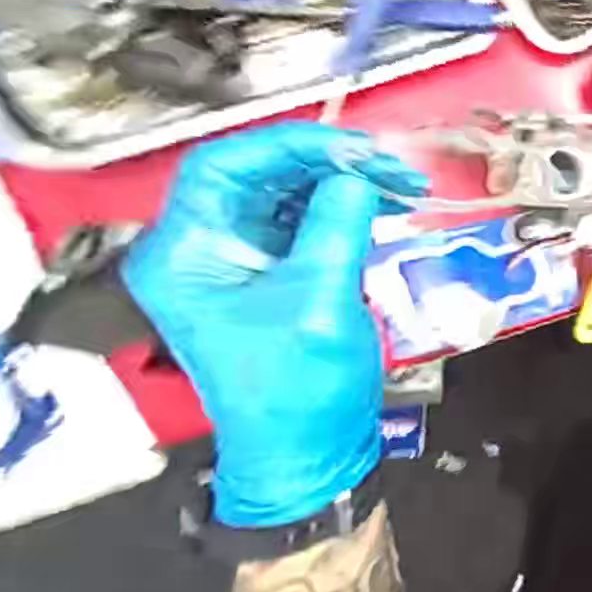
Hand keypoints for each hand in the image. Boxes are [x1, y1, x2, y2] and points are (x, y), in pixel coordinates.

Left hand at [122, 123, 429, 527]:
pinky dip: (350, 209)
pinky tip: (387, 205)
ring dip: (346, 183)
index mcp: (188, 253)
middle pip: (259, 177)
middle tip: (394, 166)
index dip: (291, 146)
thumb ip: (334, 231)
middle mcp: (208, 247)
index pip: (224, 168)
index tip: (358, 147)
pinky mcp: (282, 275)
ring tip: (403, 183)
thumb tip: (359, 176)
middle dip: (328, 163)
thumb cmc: (300, 383)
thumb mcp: (318, 302)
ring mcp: (245, 261)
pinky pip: (310, 223)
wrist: (310, 446)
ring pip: (290, 196)